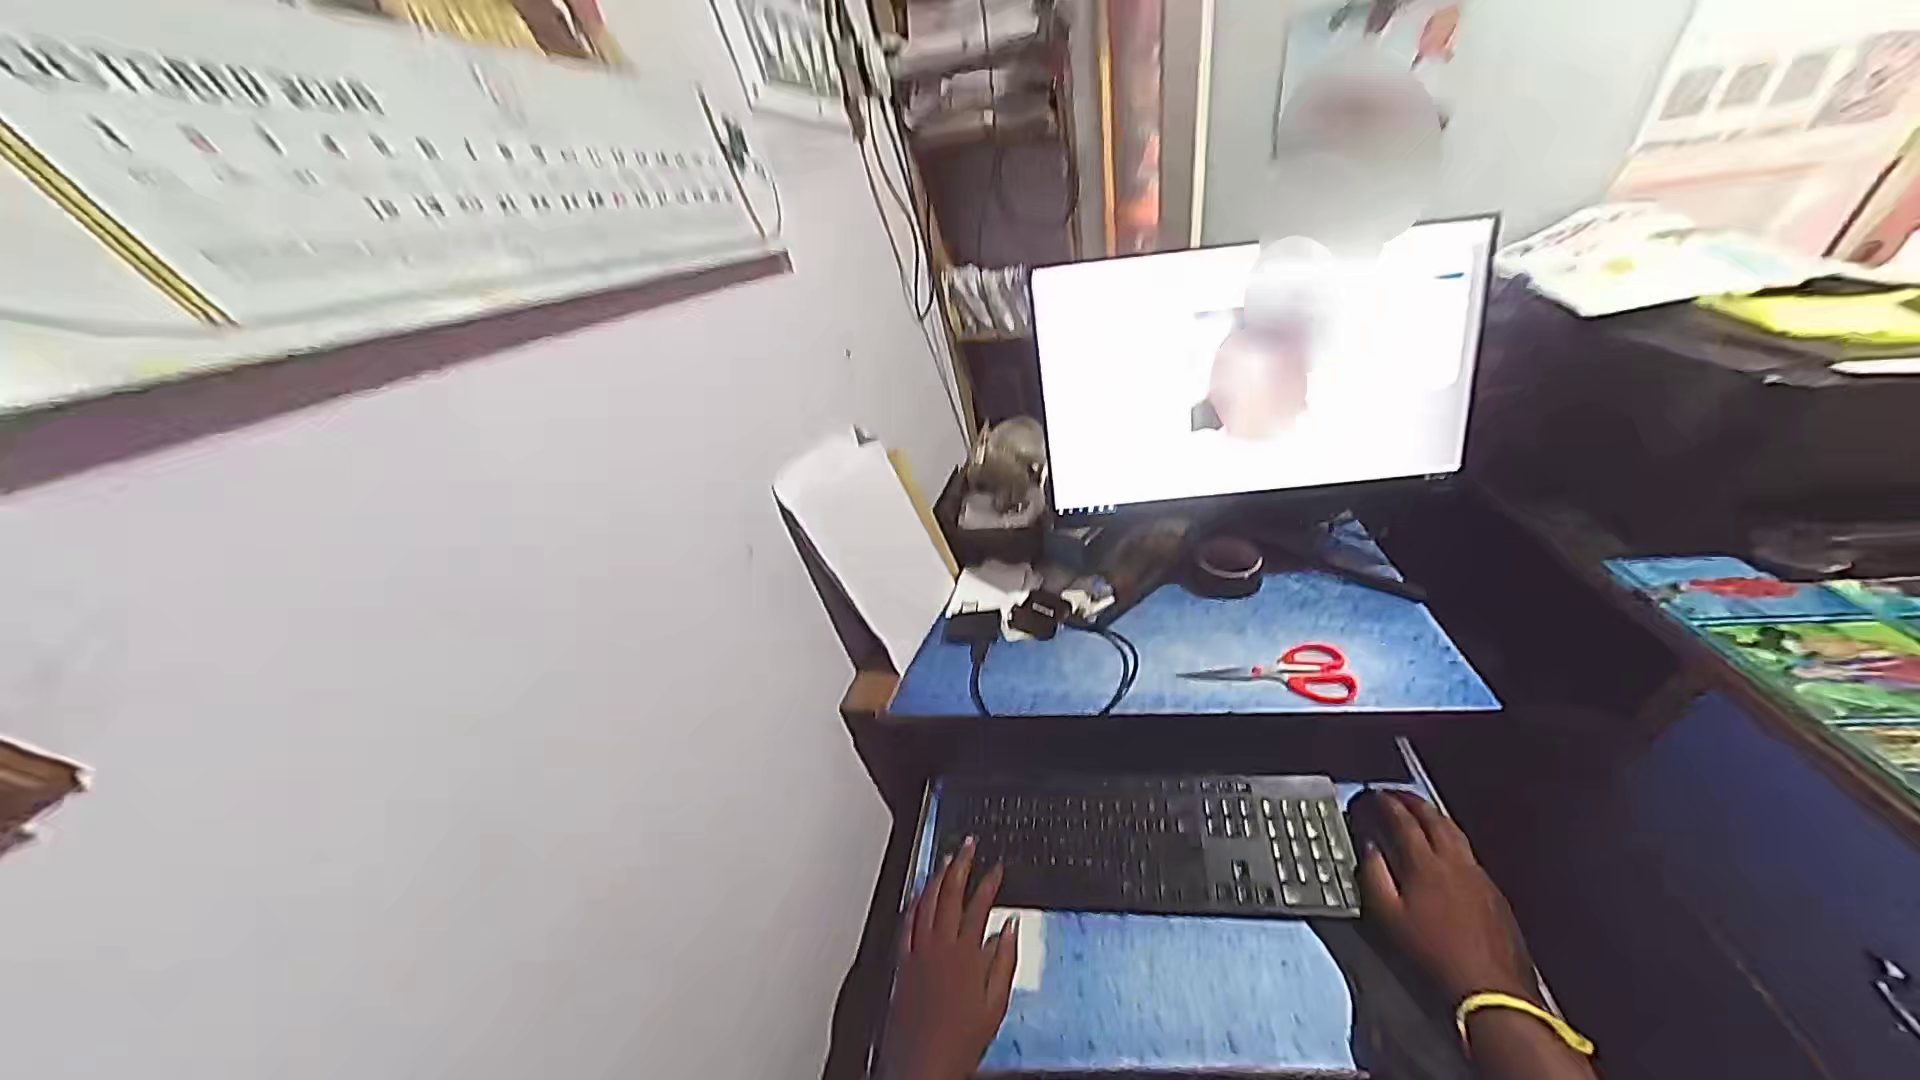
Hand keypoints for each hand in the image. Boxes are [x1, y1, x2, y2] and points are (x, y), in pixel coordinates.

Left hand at [878, 837, 1018, 1079]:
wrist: (922, 1065)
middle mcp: (940, 944)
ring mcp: (918, 949)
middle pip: (950, 892)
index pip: (979, 904)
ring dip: (937, 875)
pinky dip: (915, 900)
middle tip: (969, 846)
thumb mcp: (995, 1005)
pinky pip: (908, 919)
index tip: (996, 867)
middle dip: (961, 863)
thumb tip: (1008, 927)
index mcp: (966, 953)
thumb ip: (1004, 960)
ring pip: (927, 900)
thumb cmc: (960, 1041)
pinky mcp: (902, 960)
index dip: (989, 881)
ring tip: (946, 858)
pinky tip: (920, 891)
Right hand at [1357, 791, 1535, 1002]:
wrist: (1491, 990)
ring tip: (1421, 811)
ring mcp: (1479, 877)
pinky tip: (1446, 848)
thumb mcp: (1387, 915)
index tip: (1375, 796)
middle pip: (1435, 819)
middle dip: (1413, 802)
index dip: (1387, 804)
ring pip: (1456, 833)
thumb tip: (1369, 847)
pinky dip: (1451, 839)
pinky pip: (1469, 853)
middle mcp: (1455, 863)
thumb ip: (1374, 874)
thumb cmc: (1431, 953)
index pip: (1403, 821)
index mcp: (1425, 865)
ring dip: (1435, 816)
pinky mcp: (1495, 894)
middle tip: (1397, 794)